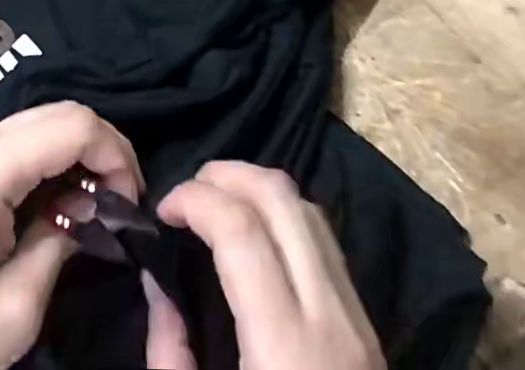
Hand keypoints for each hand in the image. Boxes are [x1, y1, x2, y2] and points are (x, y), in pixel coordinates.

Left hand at [0, 101, 142, 369]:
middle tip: (122, 205)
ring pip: (40, 124)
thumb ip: (63, 238)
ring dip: (76, 155)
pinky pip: (17, 145)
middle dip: (102, 149)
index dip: (116, 155)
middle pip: (59, 113)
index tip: (133, 206)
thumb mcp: (18, 303)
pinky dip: (49, 163)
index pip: (75, 123)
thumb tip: (94, 208)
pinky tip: (57, 206)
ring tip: (95, 210)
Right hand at [146, 161, 382, 369]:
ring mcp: (358, 319)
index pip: (241, 228)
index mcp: (285, 346)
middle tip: (185, 194)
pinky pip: (323, 240)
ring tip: (214, 205)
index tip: (160, 212)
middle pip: (282, 198)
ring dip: (255, 190)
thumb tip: (157, 282)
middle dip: (225, 175)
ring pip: (309, 209)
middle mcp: (330, 317)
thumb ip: (169, 350)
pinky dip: (282, 216)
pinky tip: (253, 236)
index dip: (194, 199)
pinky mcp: (367, 326)